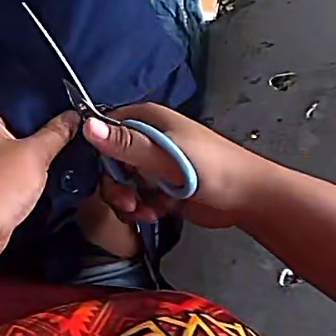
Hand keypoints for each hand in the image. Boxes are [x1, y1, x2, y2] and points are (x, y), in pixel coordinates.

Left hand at [0, 111, 77, 258]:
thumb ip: (56, 133)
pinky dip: (24, 181)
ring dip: (32, 164)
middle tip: (63, 145)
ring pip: (14, 157)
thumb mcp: (37, 154)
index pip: (17, 110)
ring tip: (53, 166)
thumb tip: (72, 117)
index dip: (42, 116)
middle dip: (39, 143)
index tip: (64, 122)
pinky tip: (40, 185)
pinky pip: (10, 177)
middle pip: (17, 134)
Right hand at [83, 104, 272, 228]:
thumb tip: (87, 126)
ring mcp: (156, 165)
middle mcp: (149, 140)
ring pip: (123, 183)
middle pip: (111, 161)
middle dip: (115, 185)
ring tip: (143, 211)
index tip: (103, 173)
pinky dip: (142, 209)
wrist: (248, 198)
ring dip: (128, 201)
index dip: (99, 152)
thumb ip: (126, 144)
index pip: (106, 129)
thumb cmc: (212, 169)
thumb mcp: (165, 156)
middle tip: (127, 202)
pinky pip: (139, 198)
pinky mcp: (163, 187)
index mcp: (148, 121)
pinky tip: (156, 214)